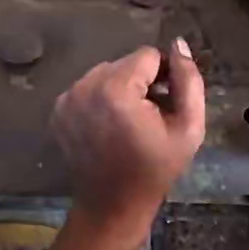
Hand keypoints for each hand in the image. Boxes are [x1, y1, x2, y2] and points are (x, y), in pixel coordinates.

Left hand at [52, 39, 205, 229]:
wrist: (113, 205)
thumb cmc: (155, 169)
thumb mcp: (189, 127)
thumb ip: (189, 81)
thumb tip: (179, 44)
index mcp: (116, 89)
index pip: (149, 55)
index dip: (165, 75)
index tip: (168, 104)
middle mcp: (85, 86)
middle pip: (126, 63)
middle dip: (142, 82)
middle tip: (152, 115)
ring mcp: (67, 98)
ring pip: (107, 73)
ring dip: (123, 88)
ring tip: (133, 121)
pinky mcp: (59, 109)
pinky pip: (90, 87)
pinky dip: (104, 99)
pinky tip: (112, 126)